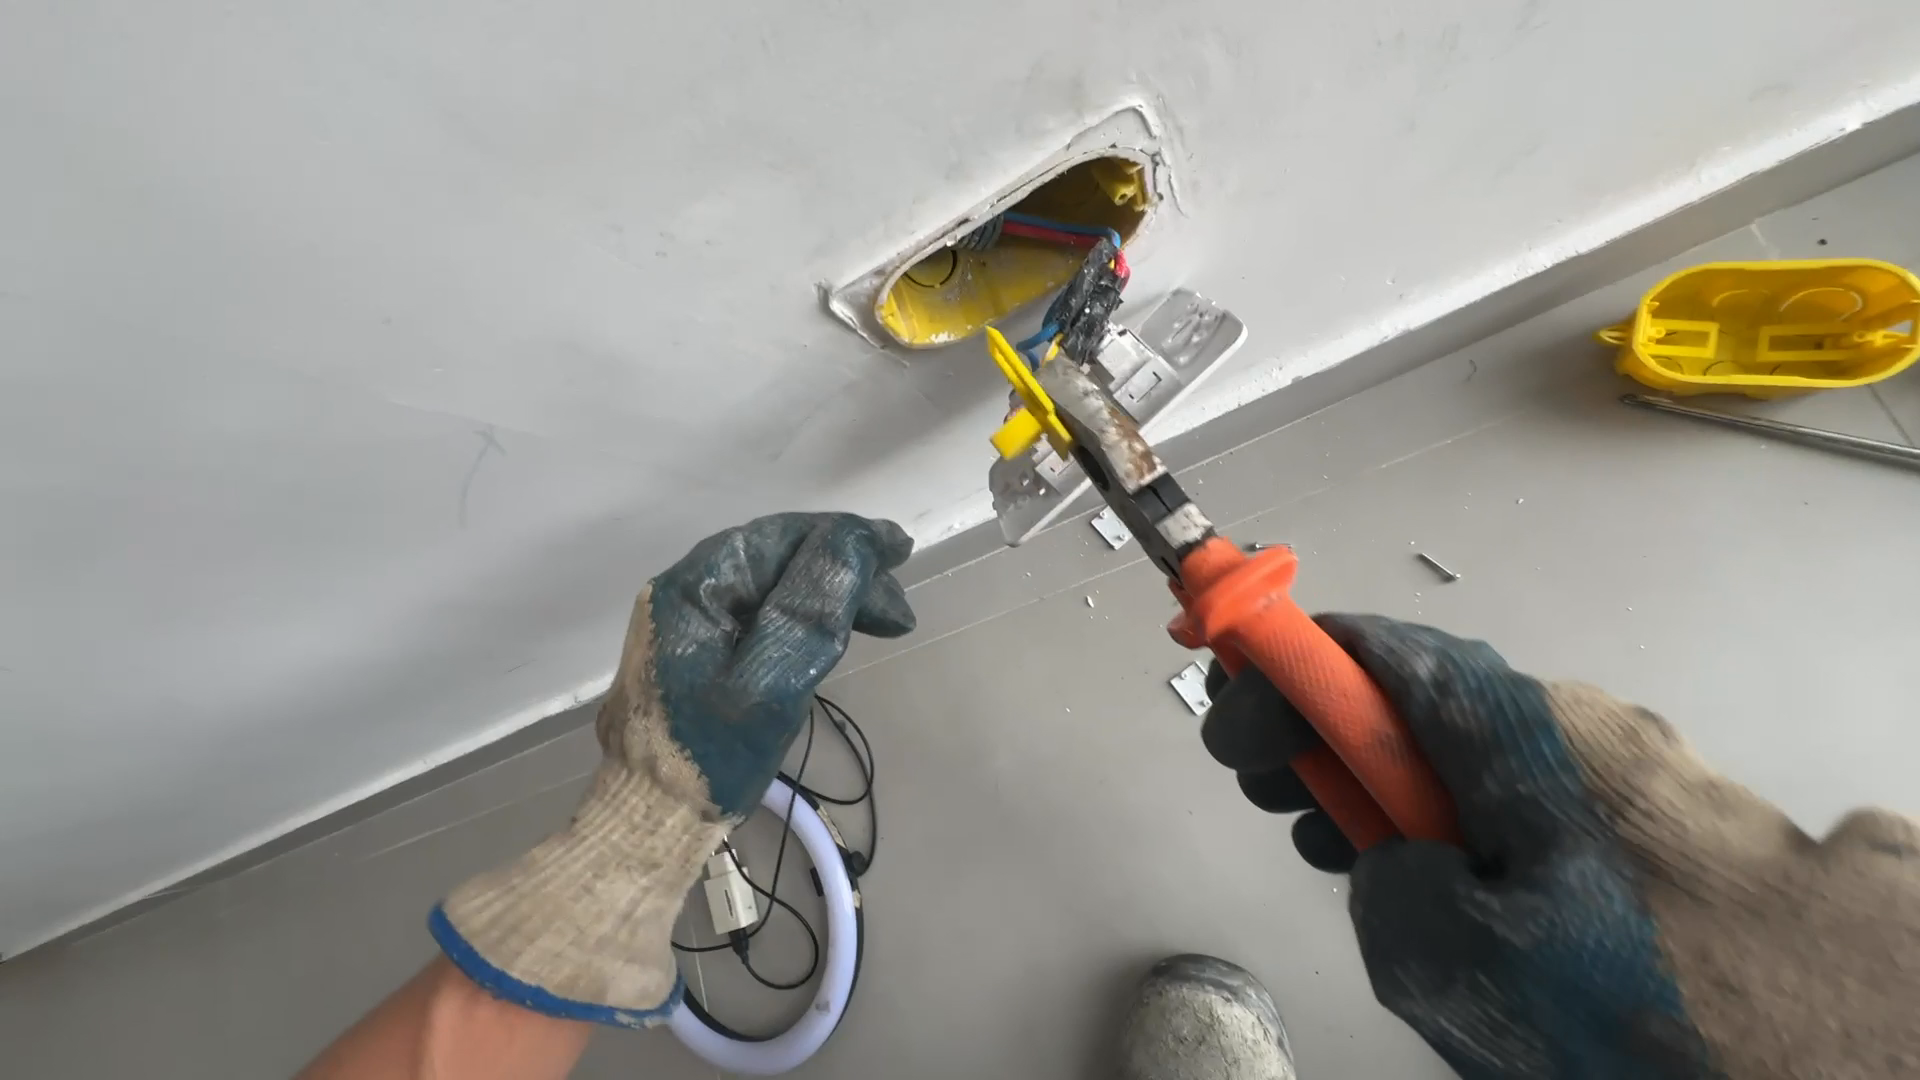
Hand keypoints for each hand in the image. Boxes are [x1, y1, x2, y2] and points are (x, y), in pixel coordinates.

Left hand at [431, 513, 914, 1027]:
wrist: (649, 819)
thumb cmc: (712, 757)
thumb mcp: (772, 682)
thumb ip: (813, 606)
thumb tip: (856, 539)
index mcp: (697, 585)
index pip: (786, 536)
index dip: (849, 539)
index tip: (900, 552)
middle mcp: (687, 586)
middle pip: (781, 554)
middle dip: (845, 570)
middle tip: (896, 609)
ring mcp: (690, 615)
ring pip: (776, 580)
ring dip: (831, 592)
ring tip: (878, 619)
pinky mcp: (698, 643)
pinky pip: (763, 607)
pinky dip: (806, 613)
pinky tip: (830, 631)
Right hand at [1203, 614, 1919, 1079]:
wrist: (1879, 1068)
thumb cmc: (1649, 1005)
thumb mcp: (1463, 961)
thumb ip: (1384, 881)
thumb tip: (1390, 857)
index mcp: (1516, 727)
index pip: (1366, 651)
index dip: (1278, 667)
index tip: (1230, 724)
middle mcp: (1562, 722)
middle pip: (1399, 691)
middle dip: (1312, 728)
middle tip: (1267, 787)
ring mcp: (1605, 768)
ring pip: (1447, 742)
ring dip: (1369, 776)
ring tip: (1330, 839)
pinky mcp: (1636, 819)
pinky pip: (1499, 785)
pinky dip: (1435, 810)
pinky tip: (1427, 872)